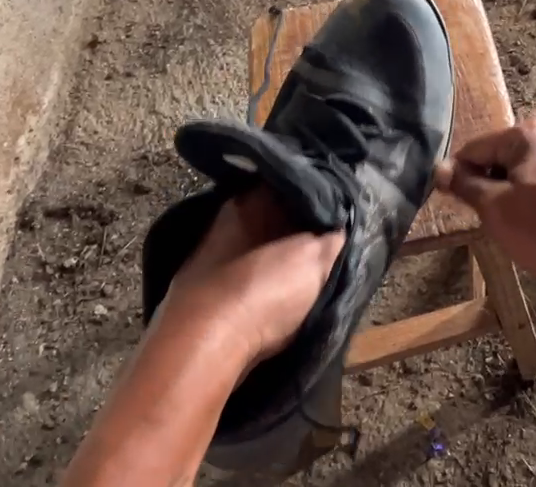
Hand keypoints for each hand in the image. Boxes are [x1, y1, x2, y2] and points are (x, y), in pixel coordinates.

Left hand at [160, 190, 344, 367]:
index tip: (336, 213)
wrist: (201, 349)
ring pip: (250, 252)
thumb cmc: (264, 289)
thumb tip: (340, 226)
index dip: (315, 198)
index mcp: (250, 200)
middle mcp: (223, 223)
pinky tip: (269, 304)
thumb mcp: (317, 257)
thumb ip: (332, 236)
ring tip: (300, 278)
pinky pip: (236, 285)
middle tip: (323, 245)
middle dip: (292, 230)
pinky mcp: (194, 300)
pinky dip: (253, 291)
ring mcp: (204, 262)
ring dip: (271, 262)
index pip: (288, 186)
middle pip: (268, 219)